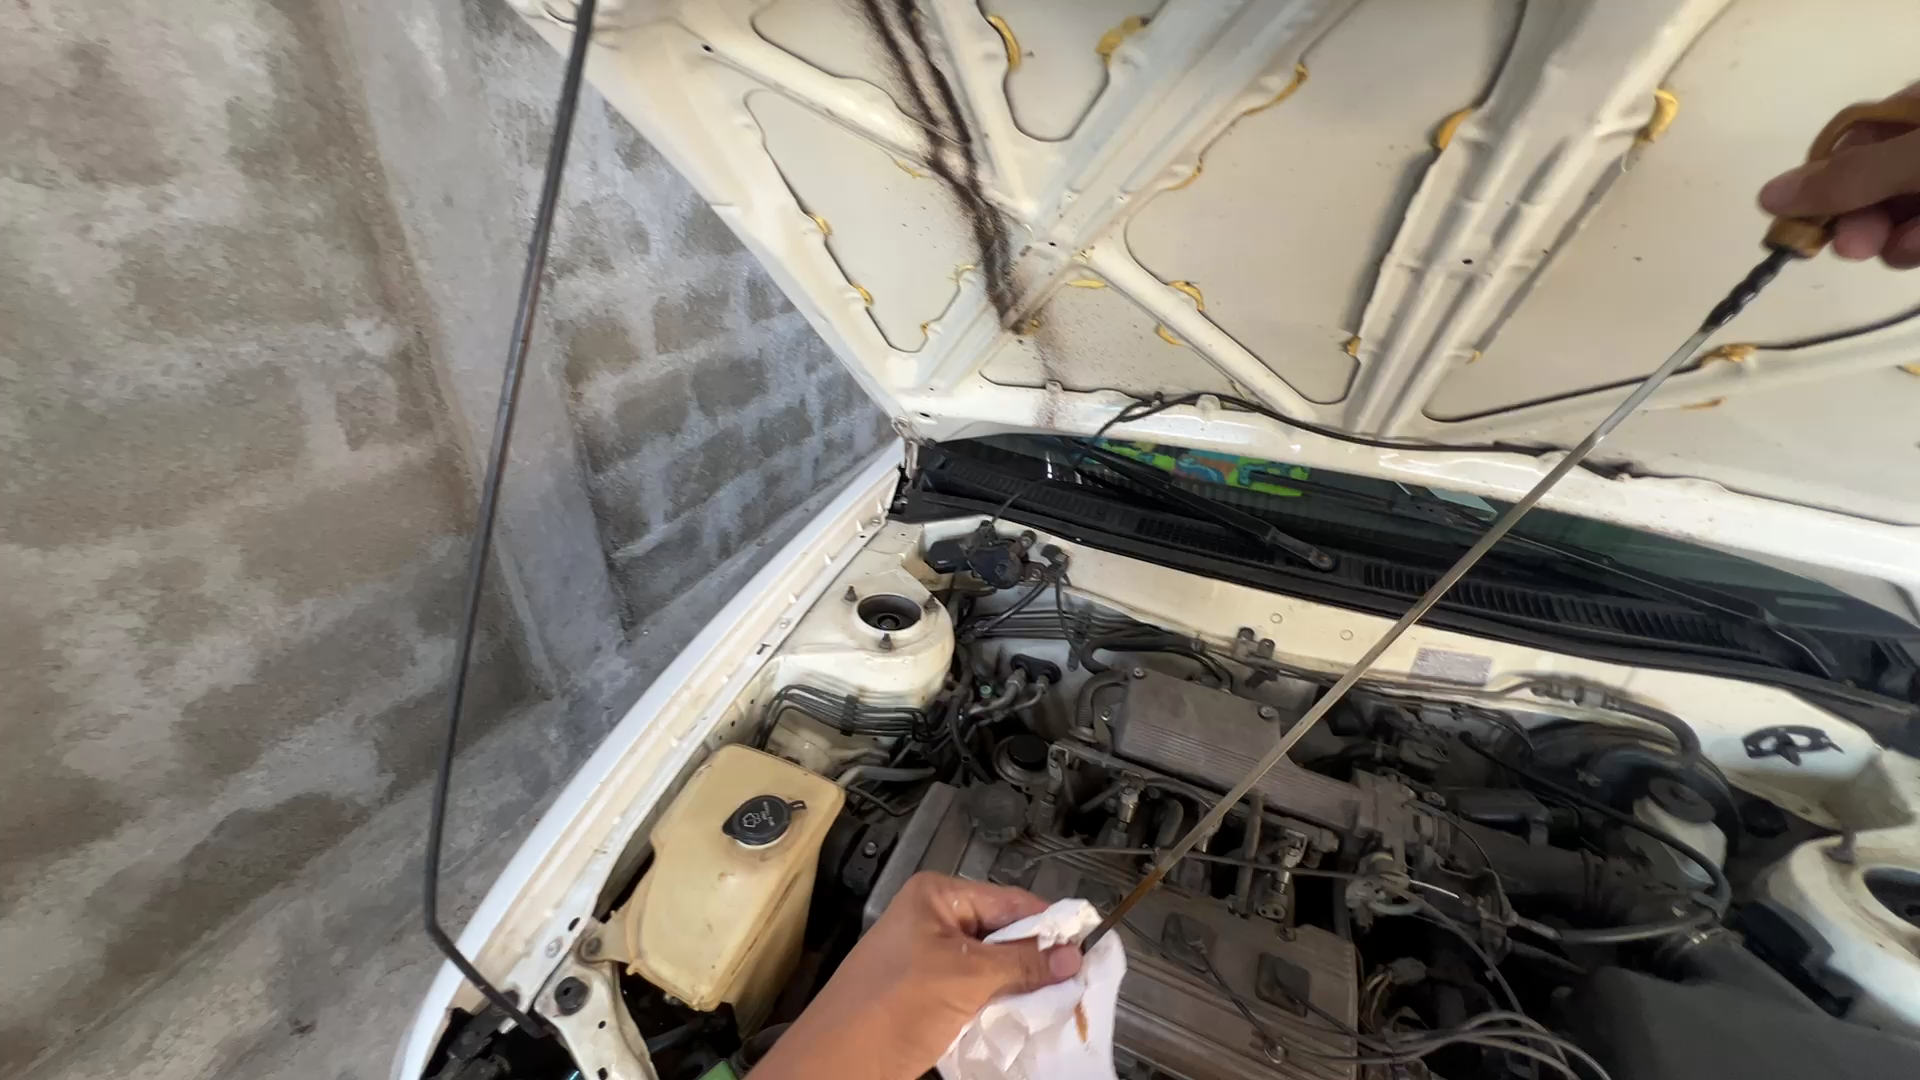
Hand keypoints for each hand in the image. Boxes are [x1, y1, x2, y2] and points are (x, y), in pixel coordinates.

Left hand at [751, 872, 1081, 1079]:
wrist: (839, 1062)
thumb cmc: (893, 1004)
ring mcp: (931, 954)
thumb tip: (1072, 956)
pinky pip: (976, 986)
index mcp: (938, 895)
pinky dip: (1000, 999)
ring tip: (1059, 998)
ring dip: (1020, 981)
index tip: (1085, 944)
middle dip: (1036, 955)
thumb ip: (1021, 964)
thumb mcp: (965, 978)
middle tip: (1076, 978)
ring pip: (992, 962)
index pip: (1007, 899)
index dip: (1047, 922)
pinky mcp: (930, 990)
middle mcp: (935, 916)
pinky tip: (1025, 1014)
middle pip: (1001, 930)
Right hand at [1758, 83, 1919, 267]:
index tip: (1808, 225)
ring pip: (1897, 207)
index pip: (1848, 143)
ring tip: (1907, 253)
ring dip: (1889, 240)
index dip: (1823, 186)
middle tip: (1857, 250)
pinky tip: (1919, 252)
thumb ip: (1850, 176)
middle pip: (1870, 179)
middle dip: (1856, 221)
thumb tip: (1764, 195)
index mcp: (1919, 105)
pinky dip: (1916, 243)